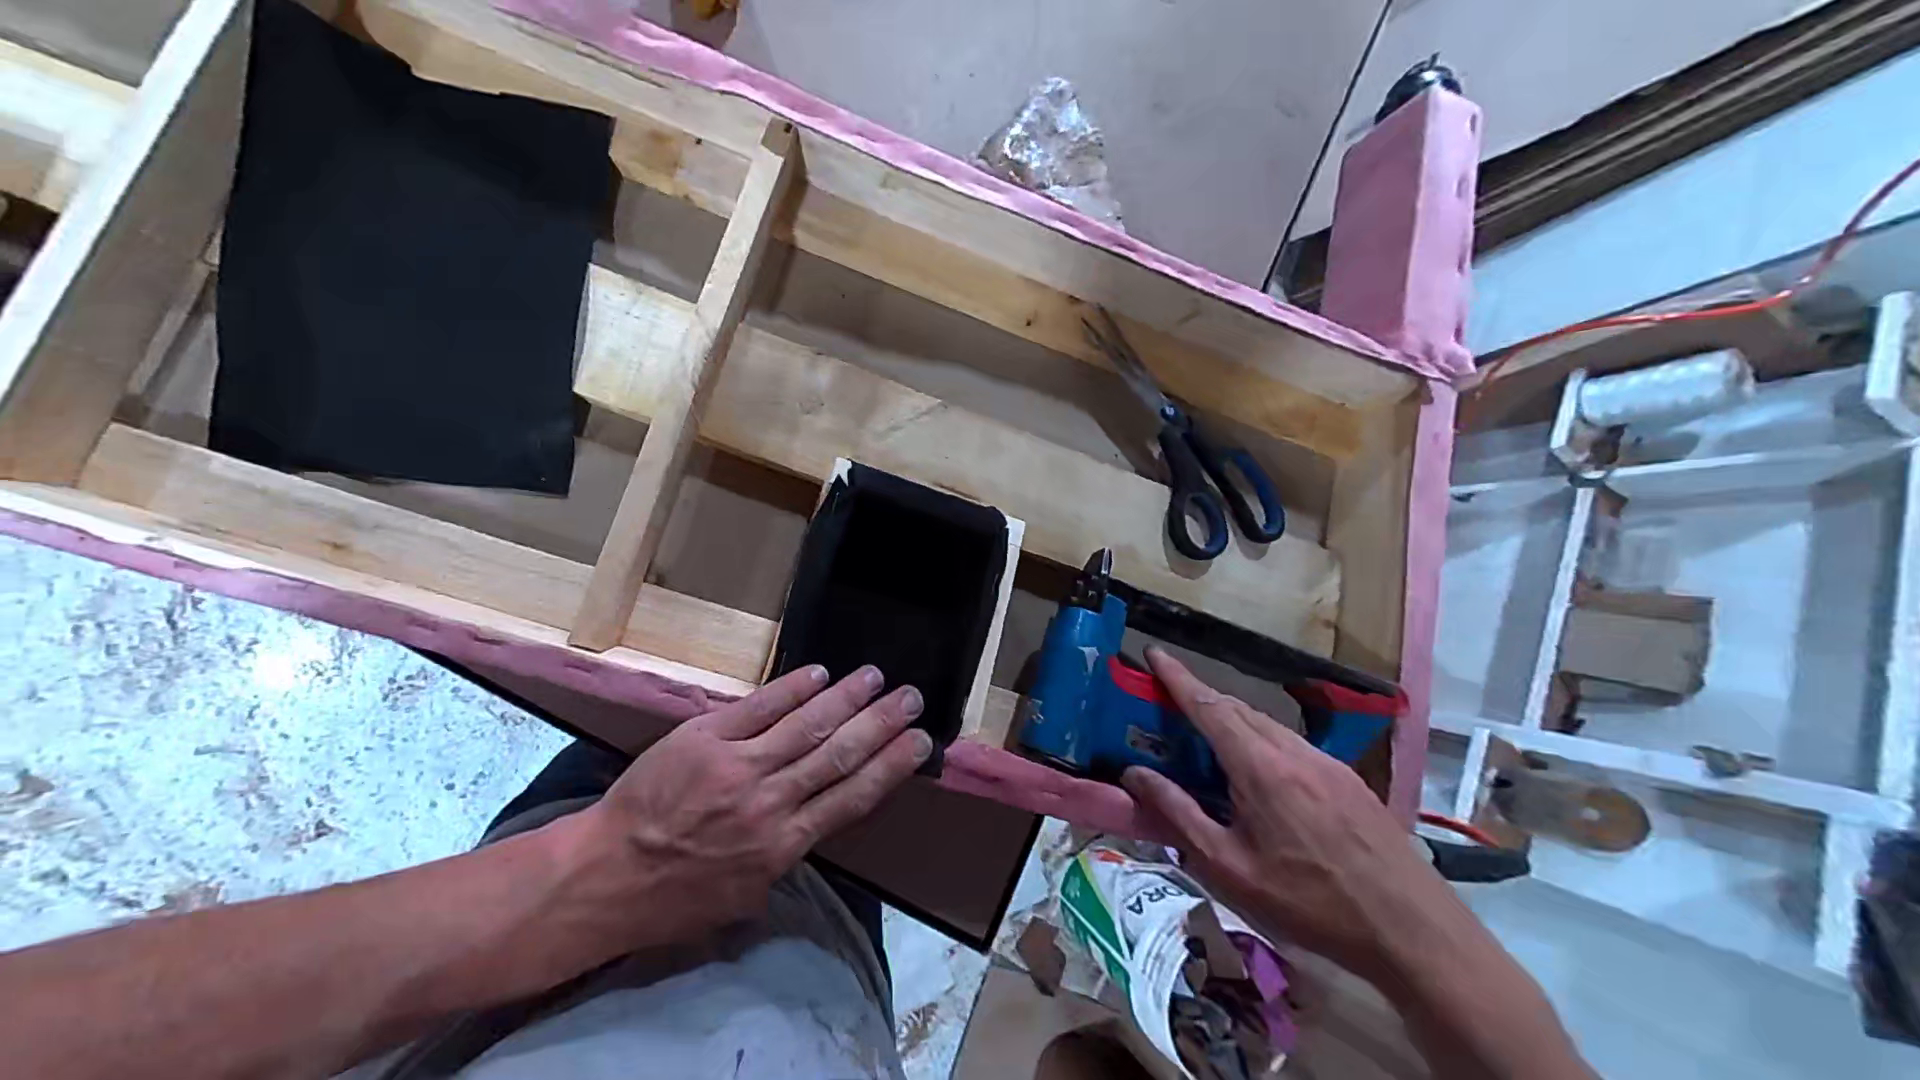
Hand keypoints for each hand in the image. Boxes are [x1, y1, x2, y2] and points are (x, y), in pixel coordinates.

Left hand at [566, 664, 930, 948]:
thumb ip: (789, 853)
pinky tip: (820, 674)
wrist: (606, 876)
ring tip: (875, 677)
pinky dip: (793, 689)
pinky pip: (758, 708)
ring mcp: (737, 766)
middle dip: (881, 723)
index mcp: (784, 846)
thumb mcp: (747, 895)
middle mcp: (770, 803)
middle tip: (910, 697)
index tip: (920, 742)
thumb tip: (820, 817)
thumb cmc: (677, 895)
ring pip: (806, 725)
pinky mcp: (704, 739)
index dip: (892, 765)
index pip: (854, 796)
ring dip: (847, 698)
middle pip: (840, 753)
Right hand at [1121, 646, 1450, 978]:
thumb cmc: (1309, 903)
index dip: (1177, 677)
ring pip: (1267, 724)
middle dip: (1200, 697)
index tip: (1153, 652)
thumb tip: (1135, 774)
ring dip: (1231, 720)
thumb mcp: (1229, 867)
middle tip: (1168, 705)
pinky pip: (1292, 743)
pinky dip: (1261, 740)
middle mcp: (1293, 751)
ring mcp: (1327, 762)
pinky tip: (1259, 774)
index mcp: (1260, 767)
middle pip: (1237, 708)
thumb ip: (1178, 815)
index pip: (1208, 706)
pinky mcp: (1348, 779)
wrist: (1413, 931)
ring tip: (1208, 742)